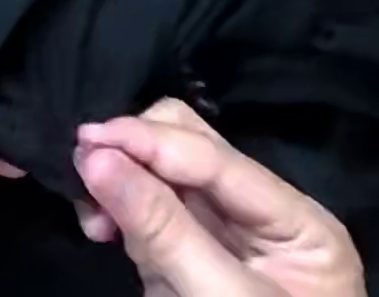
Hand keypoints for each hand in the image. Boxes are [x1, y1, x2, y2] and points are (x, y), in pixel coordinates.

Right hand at [75, 99, 363, 296]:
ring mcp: (217, 223)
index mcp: (294, 220)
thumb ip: (159, 226)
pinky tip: (97, 227)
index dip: (145, 139)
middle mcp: (256, 207)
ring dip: (116, 173)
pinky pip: (138, 193)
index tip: (85, 139)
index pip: (210, 154)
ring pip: (154, 159)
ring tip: (91, 211)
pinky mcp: (181, 240)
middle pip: (183, 139)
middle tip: (86, 169)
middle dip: (131, 150)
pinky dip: (111, 199)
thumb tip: (91, 154)